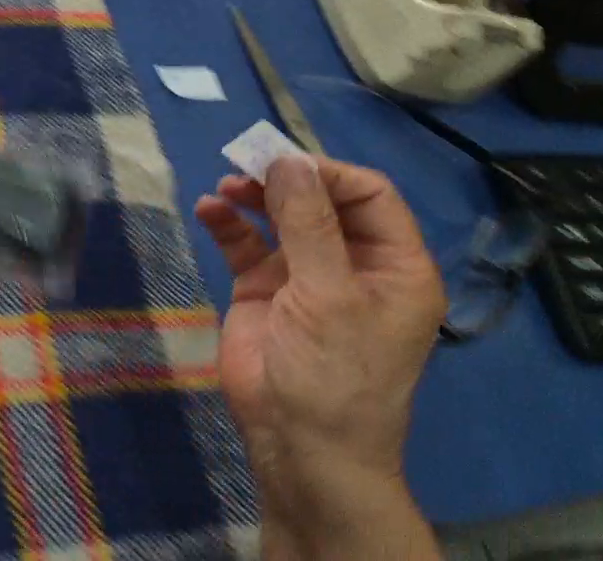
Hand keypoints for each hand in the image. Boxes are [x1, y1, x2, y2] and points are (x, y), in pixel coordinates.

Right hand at [194, 156, 446, 559]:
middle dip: (283, 180)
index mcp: (393, 265)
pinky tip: (208, 211)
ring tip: (225, 189)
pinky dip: (226, 222)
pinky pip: (244, 242)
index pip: (368, 195)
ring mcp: (304, 275)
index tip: (279, 164)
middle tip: (242, 166)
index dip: (326, 174)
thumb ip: (308, 225)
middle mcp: (351, 263)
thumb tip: (287, 160)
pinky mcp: (262, 289)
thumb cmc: (333, 371)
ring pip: (279, 216)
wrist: (299, 442)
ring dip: (252, 196)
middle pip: (319, 200)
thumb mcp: (328, 294)